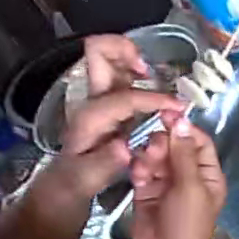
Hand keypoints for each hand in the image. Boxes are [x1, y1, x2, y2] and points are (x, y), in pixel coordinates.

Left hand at [51, 36, 178, 196]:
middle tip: (147, 71)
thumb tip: (124, 147)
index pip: (126, 96)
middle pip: (98, 51)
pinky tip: (150, 94)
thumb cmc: (73, 184)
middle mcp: (92, 101)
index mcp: (90, 116)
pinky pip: (120, 78)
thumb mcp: (85, 181)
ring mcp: (98, 101)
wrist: (61, 189)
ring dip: (130, 59)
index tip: (177, 108)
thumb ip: (104, 164)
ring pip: (110, 59)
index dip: (154, 99)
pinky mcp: (106, 107)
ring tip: (151, 77)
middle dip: (124, 50)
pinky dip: (135, 75)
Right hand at [130, 115, 225, 238]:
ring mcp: (167, 185)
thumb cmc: (186, 224)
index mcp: (208, 176)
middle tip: (153, 148)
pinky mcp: (147, 192)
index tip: (166, 114)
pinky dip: (139, 170)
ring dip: (149, 158)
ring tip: (144, 167)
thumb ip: (183, 153)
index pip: (199, 142)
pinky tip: (138, 176)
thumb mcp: (190, 186)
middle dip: (162, 144)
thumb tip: (182, 121)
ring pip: (156, 157)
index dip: (184, 128)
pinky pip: (142, 171)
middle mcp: (188, 177)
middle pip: (174, 146)